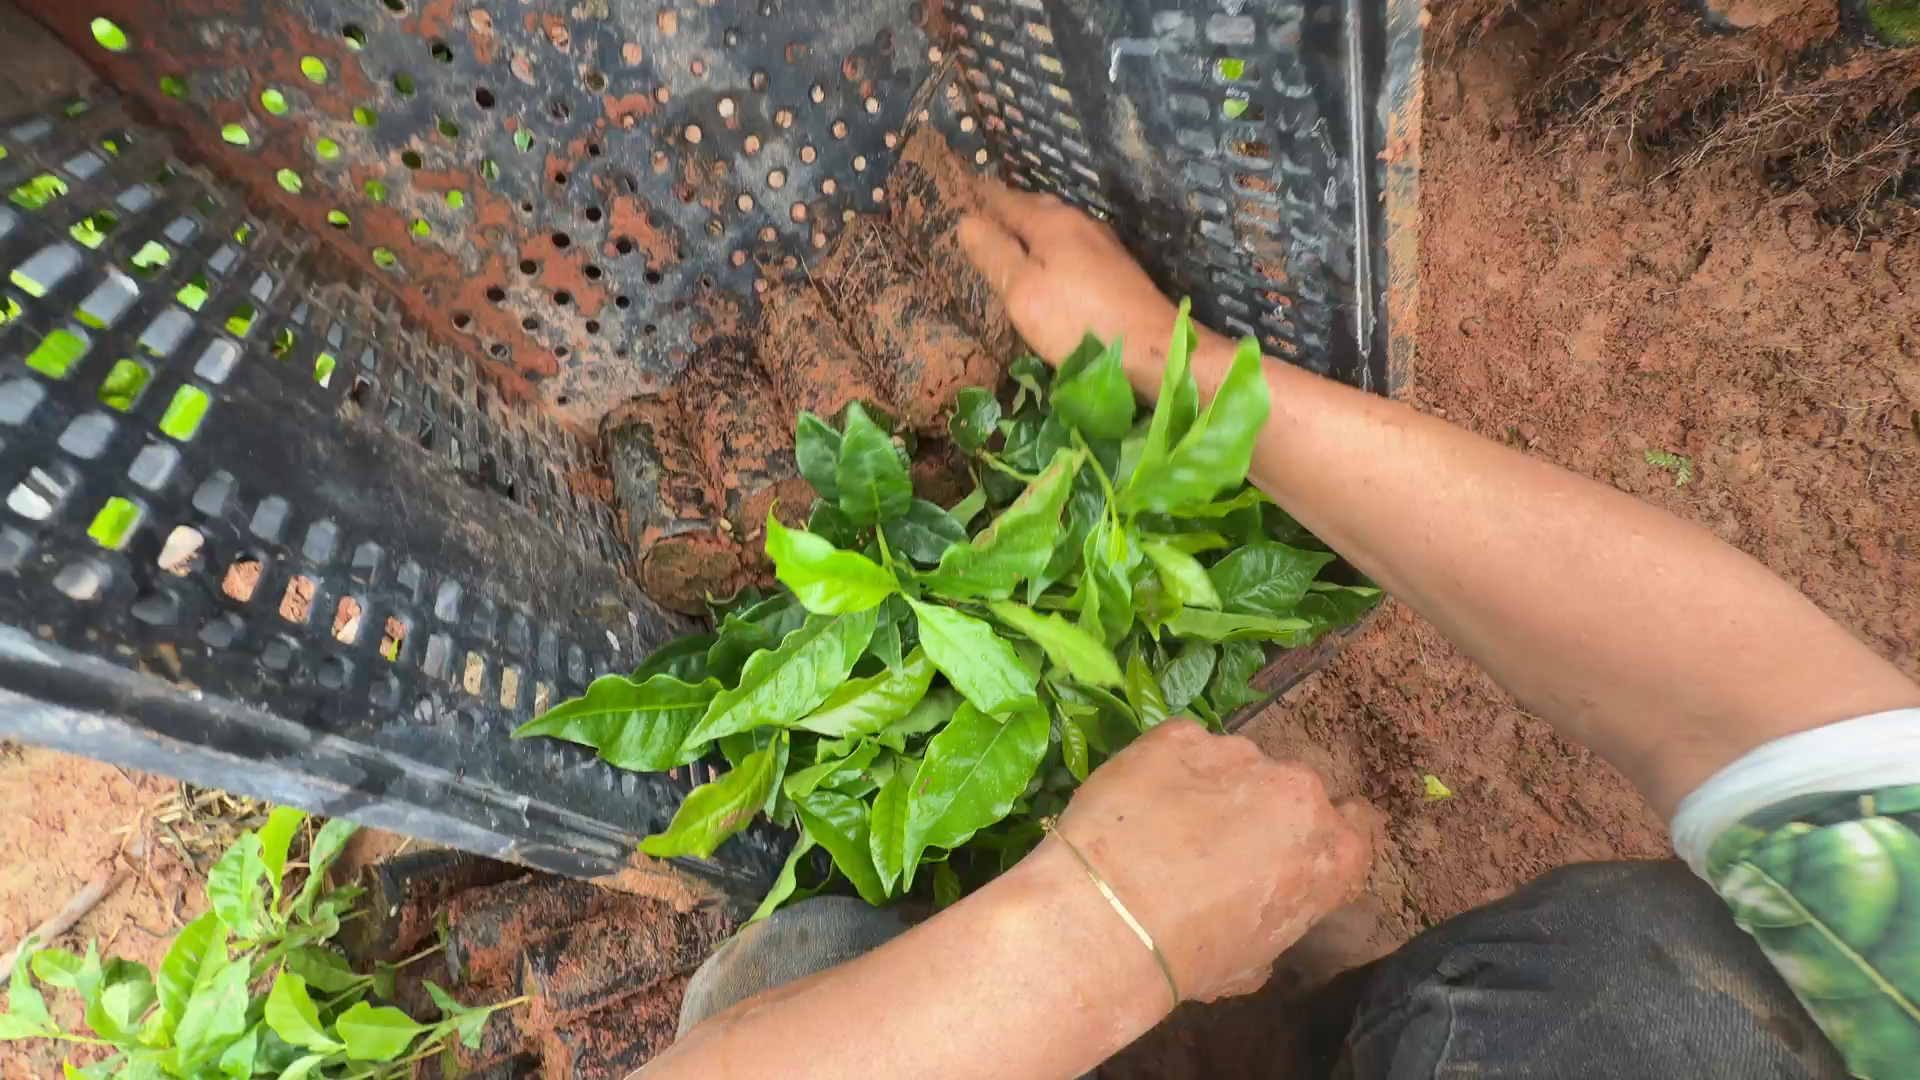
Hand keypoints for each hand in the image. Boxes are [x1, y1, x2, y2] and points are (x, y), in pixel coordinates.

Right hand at [959, 183, 1203, 382]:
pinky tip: (1055, 260)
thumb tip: (967, 222)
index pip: (1008, 202)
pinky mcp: (1118, 270)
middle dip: (1013, 207)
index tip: (969, 189)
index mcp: (1052, 224)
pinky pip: (1075, 246)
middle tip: (991, 208)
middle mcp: (1080, 224)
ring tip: (1018, 232)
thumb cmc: (1076, 321)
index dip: (986, 198)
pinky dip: (1056, 246)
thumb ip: (995, 256)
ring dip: (1036, 227)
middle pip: (1038, 209)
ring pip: (1060, 226)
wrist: (1149, 347)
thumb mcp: (1022, 292)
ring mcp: (1104, 246)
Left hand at [1046, 720, 1373, 1001]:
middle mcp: (1297, 791)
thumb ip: (1274, 914)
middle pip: (1289, 788)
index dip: (1323, 831)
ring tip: (1165, 817)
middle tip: (1214, 834)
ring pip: (1233, 761)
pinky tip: (1140, 796)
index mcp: (1331, 853)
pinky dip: (1167, 764)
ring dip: (1211, 781)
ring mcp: (1238, 753)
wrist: (1116, 910)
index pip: (1355, 824)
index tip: (1292, 838)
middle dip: (1259, 804)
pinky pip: (1182, 745)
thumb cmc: (1190, 954)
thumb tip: (1251, 903)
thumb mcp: (1256, 959)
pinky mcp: (1180, 733)